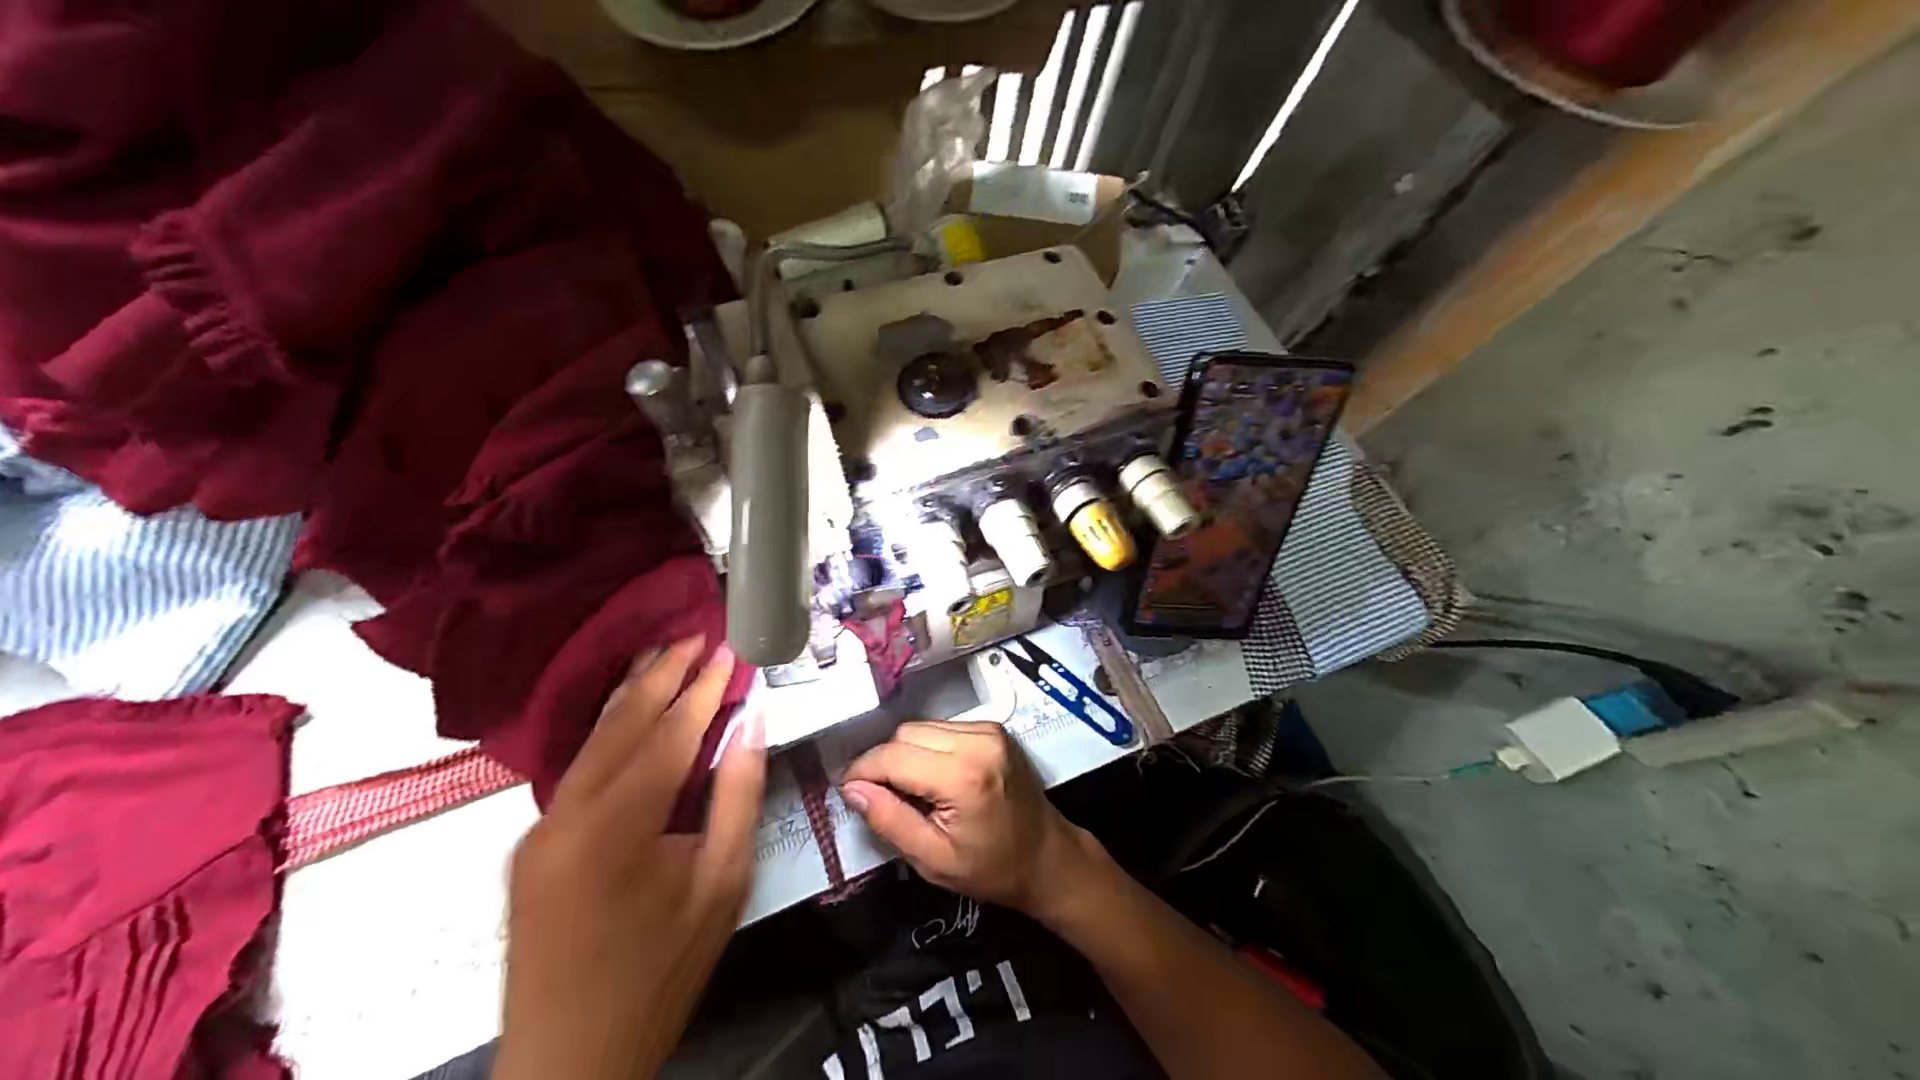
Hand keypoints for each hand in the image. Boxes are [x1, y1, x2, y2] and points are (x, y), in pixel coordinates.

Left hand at [493, 637, 765, 1079]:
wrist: (569, 1058)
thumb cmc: (660, 972)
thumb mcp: (721, 884)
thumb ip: (737, 795)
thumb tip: (749, 724)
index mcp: (616, 825)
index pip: (668, 733)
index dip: (702, 689)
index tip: (728, 650)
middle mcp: (565, 813)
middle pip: (620, 724)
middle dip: (661, 675)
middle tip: (695, 635)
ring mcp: (539, 828)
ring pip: (592, 742)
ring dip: (632, 696)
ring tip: (665, 658)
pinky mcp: (532, 844)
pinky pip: (579, 770)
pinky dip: (612, 733)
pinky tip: (632, 716)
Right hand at [838, 720, 1098, 915]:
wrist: (1048, 857)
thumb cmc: (992, 869)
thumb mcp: (933, 860)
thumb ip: (889, 820)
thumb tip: (852, 789)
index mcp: (963, 775)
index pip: (893, 756)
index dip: (863, 771)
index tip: (848, 791)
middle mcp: (977, 740)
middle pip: (905, 734)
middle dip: (883, 762)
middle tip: (879, 796)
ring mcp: (988, 729)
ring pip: (921, 727)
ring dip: (904, 753)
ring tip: (909, 790)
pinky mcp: (992, 727)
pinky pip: (941, 728)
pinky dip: (926, 748)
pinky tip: (932, 778)